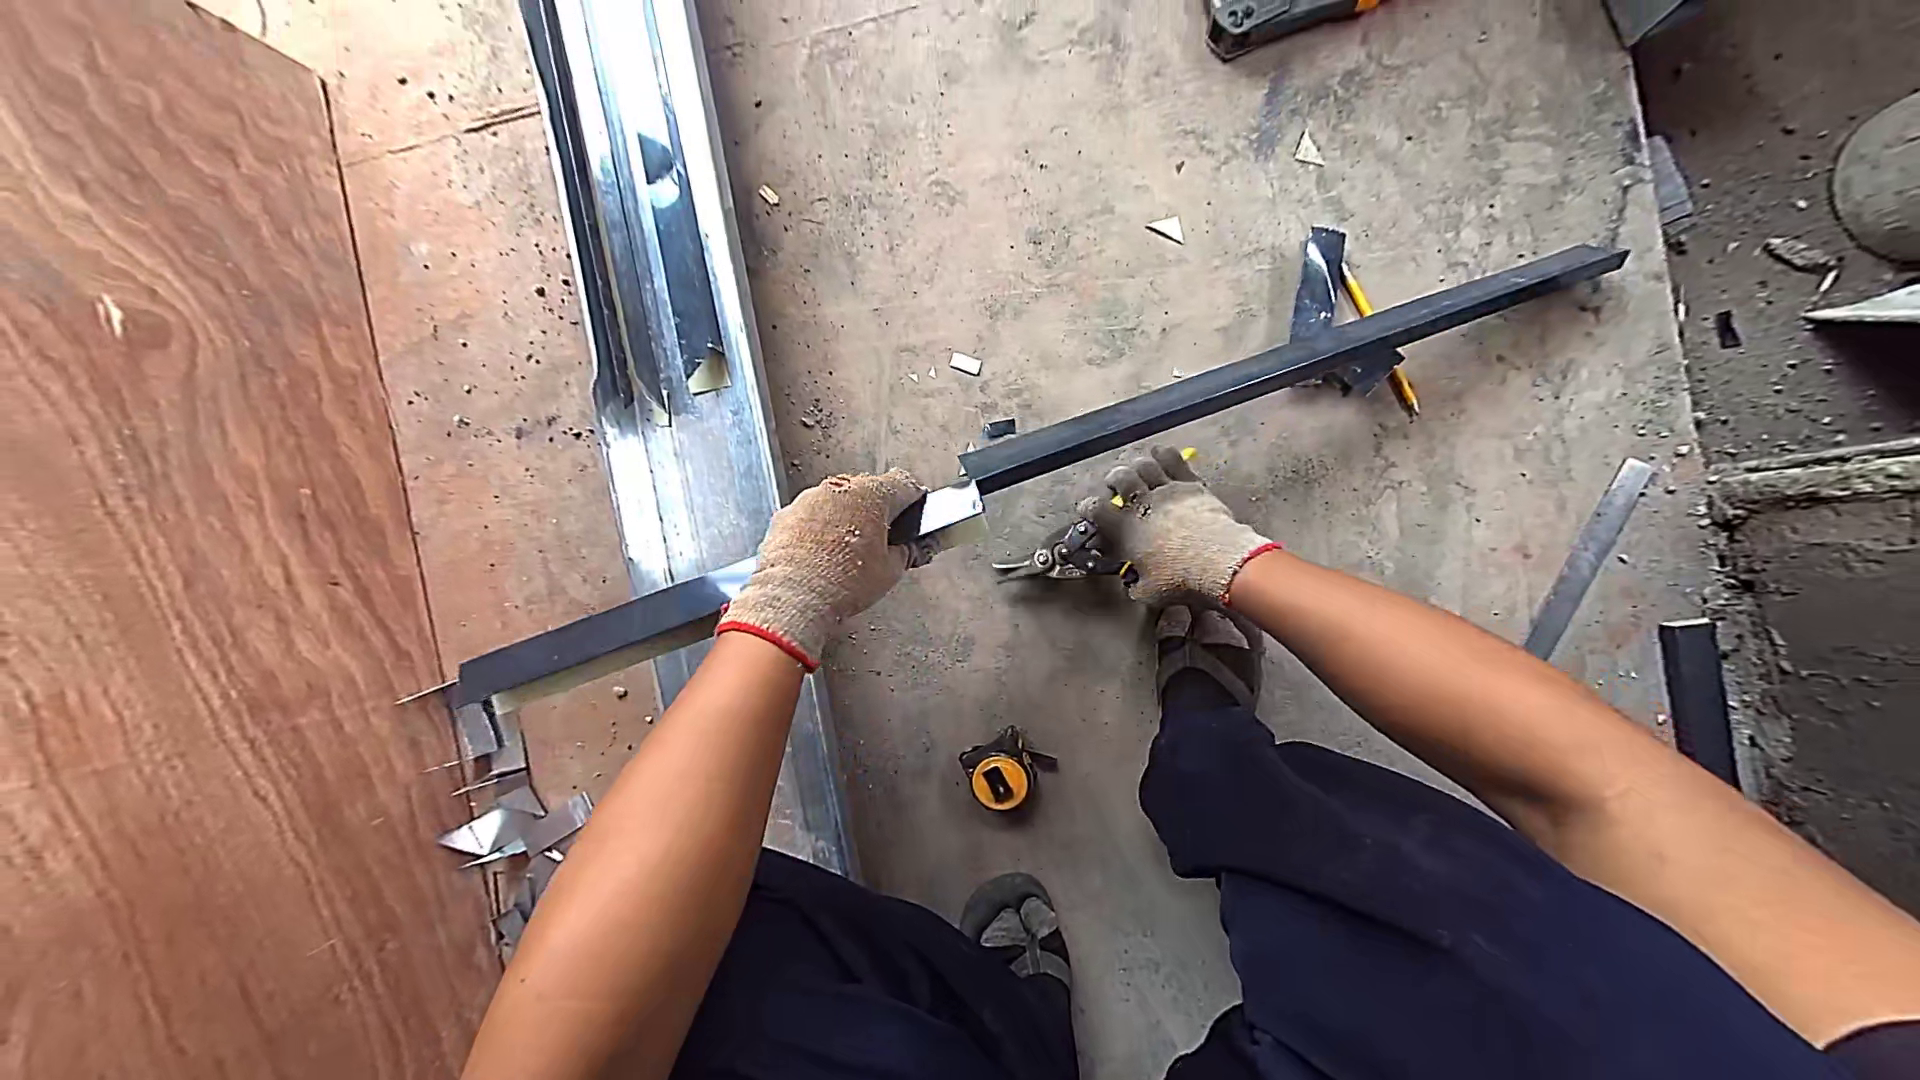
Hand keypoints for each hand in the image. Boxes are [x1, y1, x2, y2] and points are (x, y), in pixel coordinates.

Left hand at [717, 469, 925, 668]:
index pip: (902, 484)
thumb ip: (905, 553)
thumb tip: (907, 550)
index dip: (913, 498)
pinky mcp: (786, 517)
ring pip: (836, 504)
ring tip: (847, 555)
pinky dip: (817, 532)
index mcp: (871, 495)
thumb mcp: (890, 571)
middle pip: (866, 491)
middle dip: (876, 512)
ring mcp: (808, 500)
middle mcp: (839, 489)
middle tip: (882, 541)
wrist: (794, 597)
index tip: (915, 510)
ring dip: (844, 520)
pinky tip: (821, 558)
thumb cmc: (842, 582)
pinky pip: (809, 518)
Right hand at [1074, 446, 1276, 603]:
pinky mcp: (1190, 485)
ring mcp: (1166, 491)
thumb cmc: (1180, 578)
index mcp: (1124, 529)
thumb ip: (1135, 585)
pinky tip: (1159, 452)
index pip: (1095, 509)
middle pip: (1118, 477)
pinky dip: (1163, 454)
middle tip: (1114, 486)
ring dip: (1135, 466)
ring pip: (1143, 465)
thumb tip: (1133, 587)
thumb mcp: (1149, 591)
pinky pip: (1173, 460)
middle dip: (1113, 479)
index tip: (1088, 509)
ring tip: (1135, 471)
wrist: (1218, 561)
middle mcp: (1141, 504)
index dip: (1088, 507)